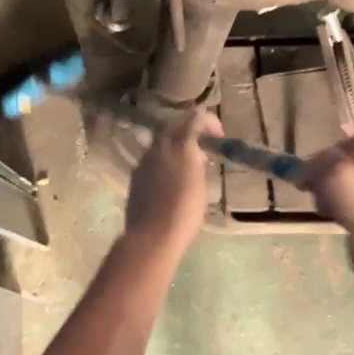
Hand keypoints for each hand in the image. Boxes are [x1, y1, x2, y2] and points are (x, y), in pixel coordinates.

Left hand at [123, 109, 220, 257]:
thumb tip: (196, 154)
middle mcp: (158, 148)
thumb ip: (197, 163)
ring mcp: (143, 161)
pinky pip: (152, 159)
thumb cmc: (184, 212)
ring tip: (189, 162)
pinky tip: (171, 176)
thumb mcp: (200, 186)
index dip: (207, 120)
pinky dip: (164, 160)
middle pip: (173, 128)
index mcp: (179, 147)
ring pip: (160, 143)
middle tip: (203, 143)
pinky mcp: (135, 175)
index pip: (193, 120)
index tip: (218, 132)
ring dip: (175, 146)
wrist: (152, 234)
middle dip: (189, 130)